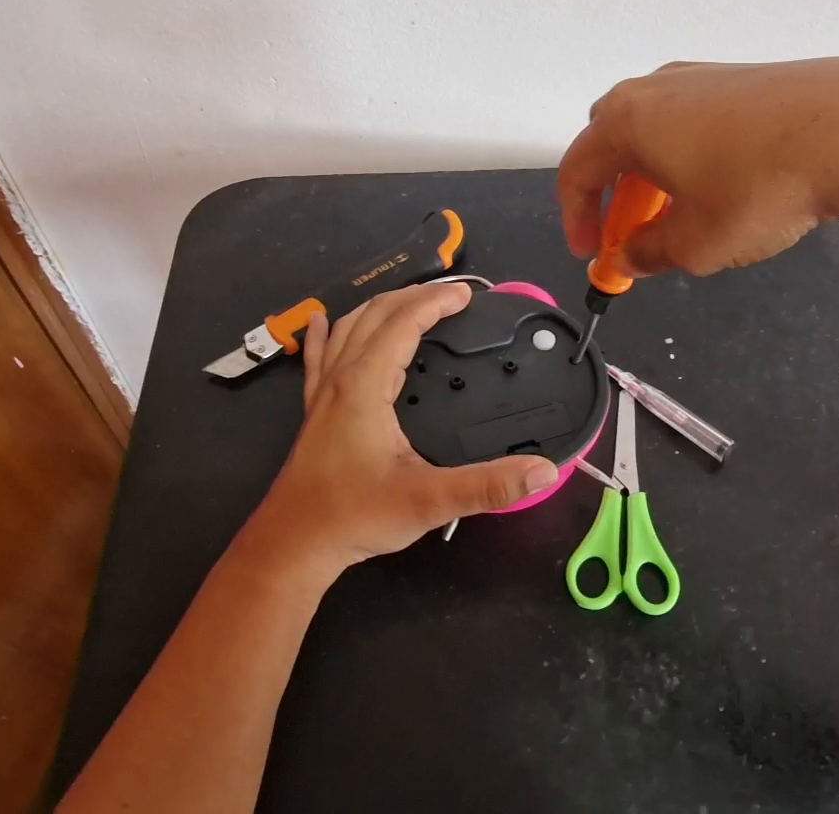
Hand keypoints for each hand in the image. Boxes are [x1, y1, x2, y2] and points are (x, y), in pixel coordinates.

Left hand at [246, 283, 561, 573]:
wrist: (294, 544)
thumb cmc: (356, 515)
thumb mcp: (429, 501)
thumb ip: (488, 486)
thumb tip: (544, 472)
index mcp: (366, 386)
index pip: (403, 324)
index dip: (436, 302)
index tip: (468, 295)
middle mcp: (341, 378)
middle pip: (375, 315)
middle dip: (414, 296)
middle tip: (450, 295)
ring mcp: (322, 393)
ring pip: (348, 328)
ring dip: (381, 307)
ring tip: (411, 302)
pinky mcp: (314, 411)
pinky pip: (319, 357)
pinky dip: (329, 332)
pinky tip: (324, 321)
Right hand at [557, 57, 838, 275]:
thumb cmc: (760, 188)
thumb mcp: (695, 244)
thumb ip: (649, 253)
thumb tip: (633, 255)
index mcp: (627, 123)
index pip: (575, 171)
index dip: (577, 219)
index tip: (591, 252)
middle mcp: (654, 89)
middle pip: (609, 142)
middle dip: (612, 192)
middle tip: (632, 231)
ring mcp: (701, 76)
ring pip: (654, 129)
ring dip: (651, 173)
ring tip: (681, 212)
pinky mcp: (742, 77)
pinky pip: (692, 119)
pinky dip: (687, 154)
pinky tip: (723, 183)